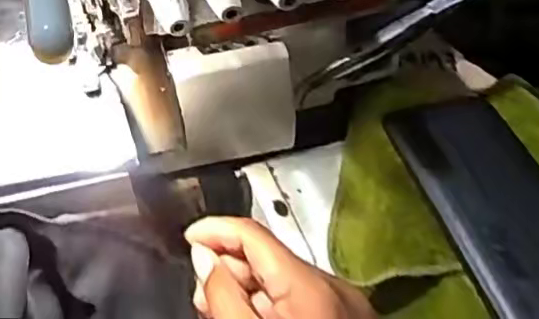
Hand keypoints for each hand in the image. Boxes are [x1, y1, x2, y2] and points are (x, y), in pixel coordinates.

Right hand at [186, 217, 375, 318]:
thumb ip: (223, 296)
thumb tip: (202, 255)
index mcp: (312, 285)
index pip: (254, 233)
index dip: (215, 229)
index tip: (189, 237)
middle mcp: (337, 288)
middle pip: (269, 255)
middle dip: (229, 264)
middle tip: (200, 285)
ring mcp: (348, 308)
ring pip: (284, 280)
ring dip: (248, 286)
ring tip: (220, 305)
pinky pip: (302, 300)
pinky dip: (272, 303)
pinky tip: (251, 314)